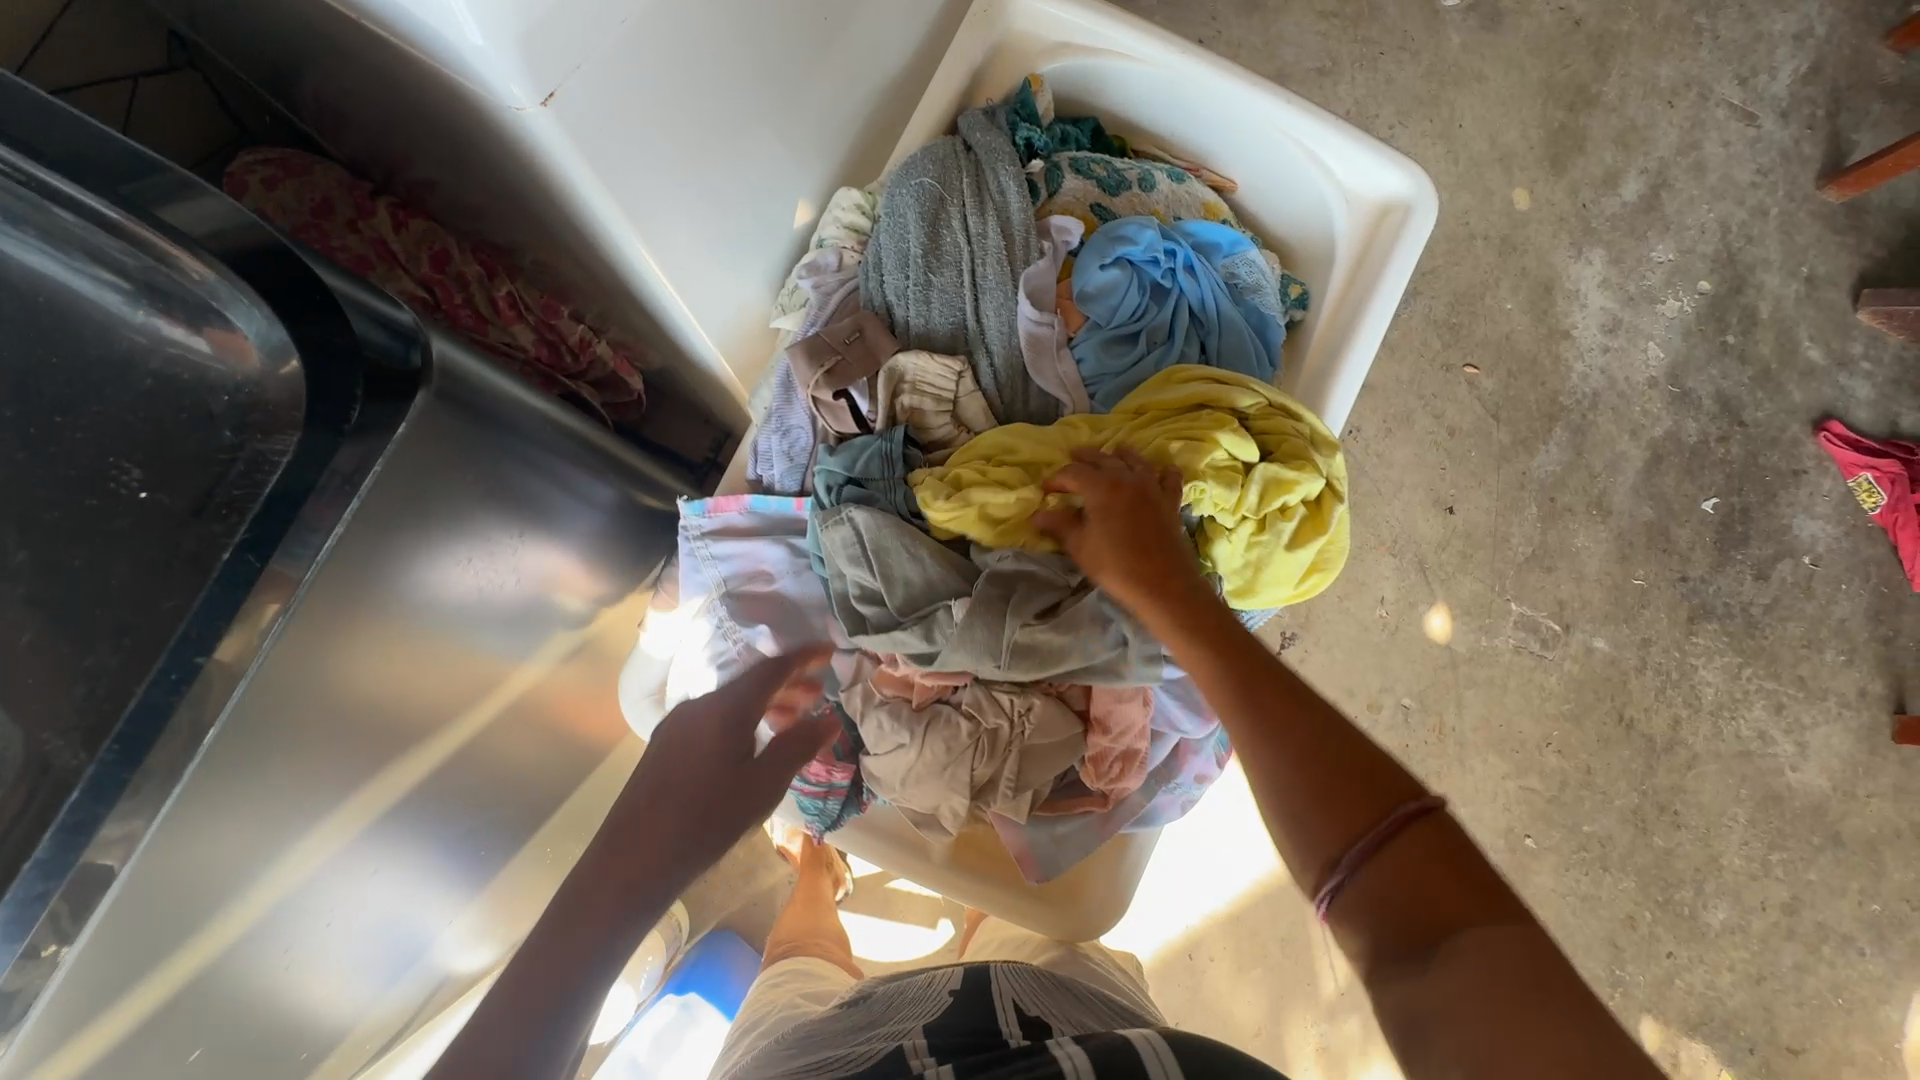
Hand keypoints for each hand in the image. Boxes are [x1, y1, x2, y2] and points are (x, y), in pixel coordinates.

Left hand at [611, 646, 837, 881]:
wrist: (633, 861)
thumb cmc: (706, 822)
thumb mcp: (763, 786)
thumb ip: (798, 746)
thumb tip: (830, 718)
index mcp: (725, 708)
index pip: (772, 669)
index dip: (804, 657)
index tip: (830, 650)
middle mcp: (699, 706)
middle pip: (750, 683)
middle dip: (787, 684)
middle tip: (819, 694)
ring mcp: (678, 724)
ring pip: (731, 702)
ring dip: (765, 705)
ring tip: (793, 720)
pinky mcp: (667, 745)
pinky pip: (714, 718)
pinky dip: (743, 720)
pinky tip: (754, 745)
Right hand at [1032, 448, 1213, 617]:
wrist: (1162, 584)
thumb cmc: (1115, 565)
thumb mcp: (1079, 546)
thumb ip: (1059, 525)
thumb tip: (1037, 515)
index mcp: (1101, 486)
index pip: (1072, 473)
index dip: (1056, 479)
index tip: (1045, 489)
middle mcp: (1127, 478)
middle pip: (1102, 458)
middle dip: (1084, 457)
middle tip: (1072, 456)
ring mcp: (1152, 487)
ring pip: (1135, 460)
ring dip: (1120, 454)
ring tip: (1112, 452)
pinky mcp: (1171, 501)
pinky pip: (1168, 477)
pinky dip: (1162, 471)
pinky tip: (1160, 471)